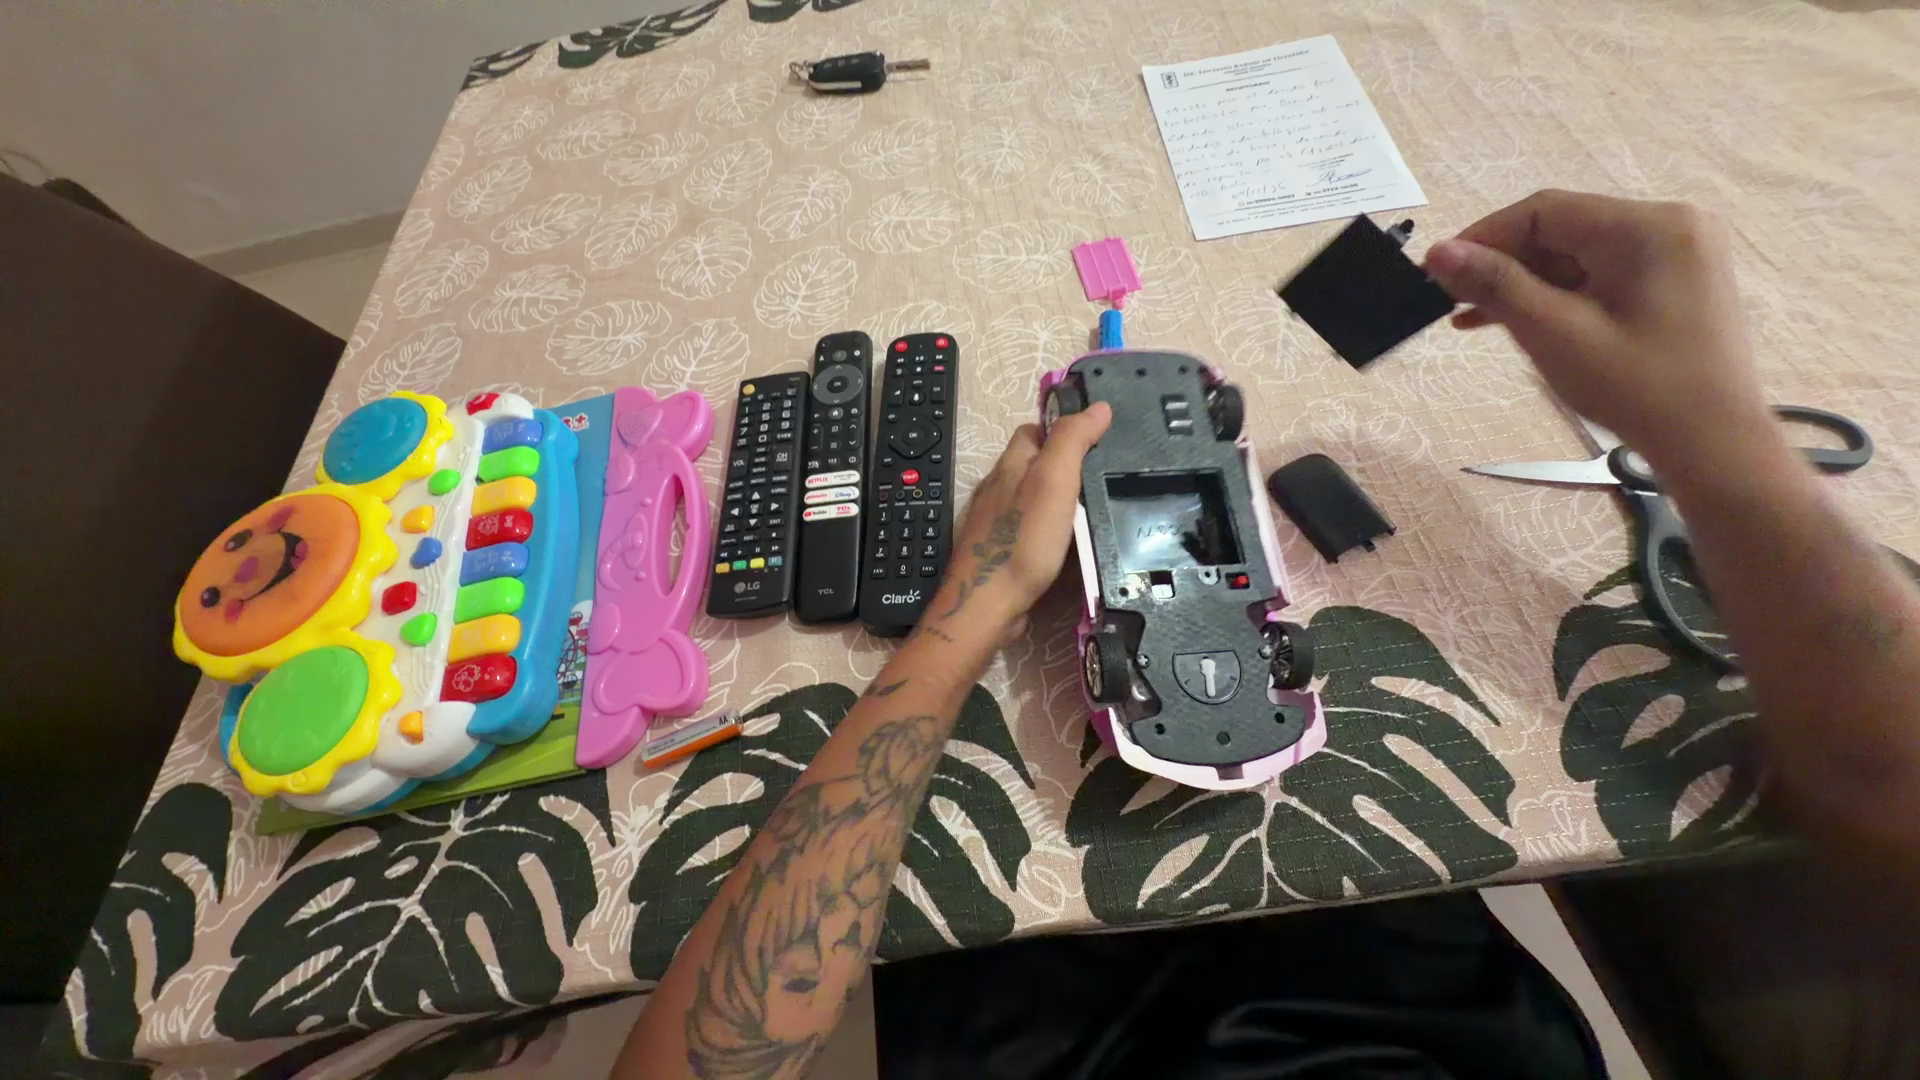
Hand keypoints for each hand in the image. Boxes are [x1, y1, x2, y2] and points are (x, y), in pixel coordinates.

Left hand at [924, 403, 1112, 635]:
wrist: (987, 605)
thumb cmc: (1022, 542)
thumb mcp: (1053, 482)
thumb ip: (1072, 441)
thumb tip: (1097, 406)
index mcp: (1008, 467)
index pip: (1033, 430)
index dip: (1063, 427)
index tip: (1096, 437)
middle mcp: (998, 491)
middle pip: (1032, 465)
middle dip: (1064, 466)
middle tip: (1101, 476)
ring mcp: (997, 524)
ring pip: (1031, 499)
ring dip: (1058, 500)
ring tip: (1093, 509)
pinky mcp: (1001, 552)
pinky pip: (1029, 530)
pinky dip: (1050, 530)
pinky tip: (1067, 543)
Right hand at [1424, 190, 1773, 469]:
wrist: (1708, 438)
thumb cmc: (1633, 385)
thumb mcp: (1553, 333)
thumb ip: (1495, 285)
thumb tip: (1438, 251)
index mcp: (1647, 227)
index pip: (1543, 211)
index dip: (1481, 237)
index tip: (1435, 274)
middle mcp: (1667, 225)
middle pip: (1558, 230)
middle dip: (1498, 263)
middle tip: (1446, 301)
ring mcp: (1671, 253)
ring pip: (1571, 254)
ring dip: (1517, 282)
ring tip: (1467, 316)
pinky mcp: (1666, 281)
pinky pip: (1592, 274)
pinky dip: (1549, 294)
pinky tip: (1508, 318)